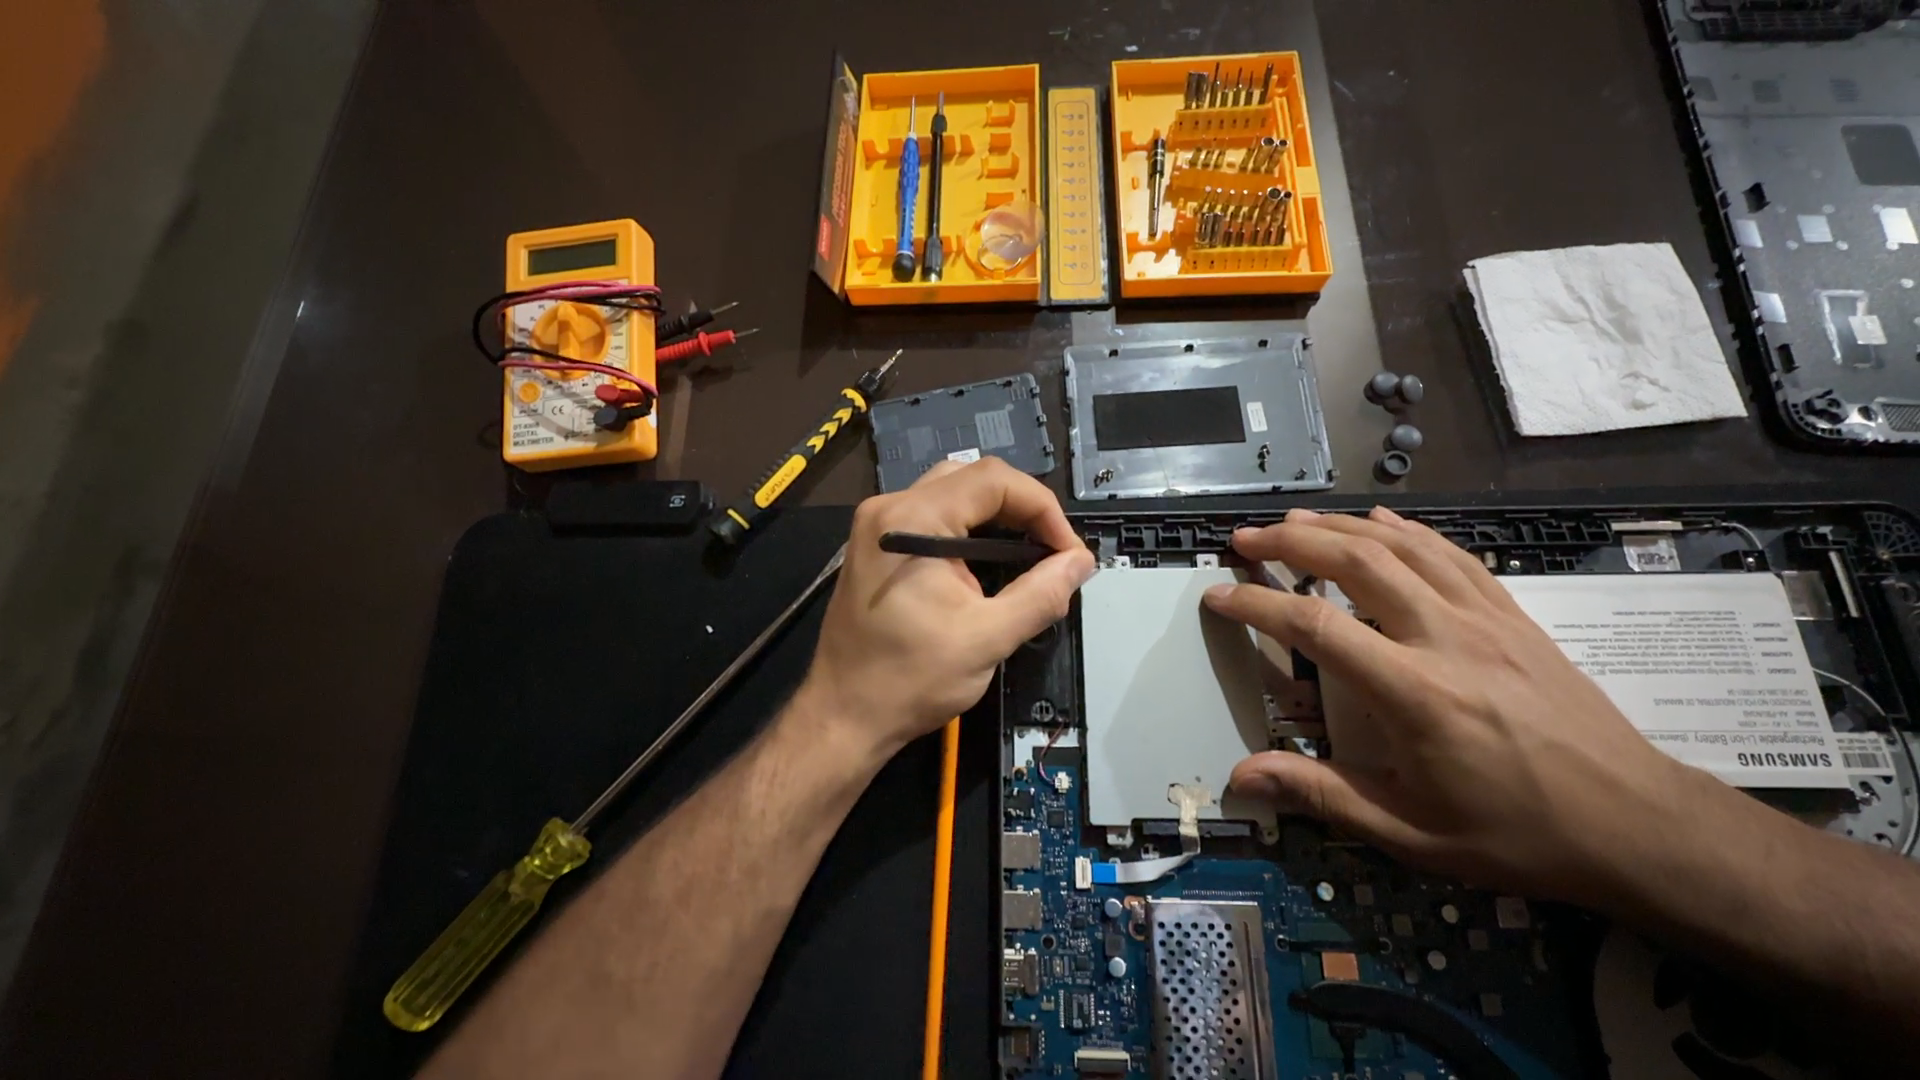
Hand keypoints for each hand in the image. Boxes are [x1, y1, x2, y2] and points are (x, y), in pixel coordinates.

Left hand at [799, 458, 1095, 761]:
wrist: (844, 715)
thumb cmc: (908, 680)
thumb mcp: (987, 638)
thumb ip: (1040, 594)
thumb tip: (1080, 563)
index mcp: (912, 520)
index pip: (994, 480)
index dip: (1042, 508)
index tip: (1067, 553)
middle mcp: (890, 508)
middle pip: (973, 478)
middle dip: (1022, 509)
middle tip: (1050, 552)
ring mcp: (878, 526)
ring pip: (953, 493)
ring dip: (996, 519)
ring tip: (1027, 558)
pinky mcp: (876, 546)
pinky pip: (932, 516)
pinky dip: (969, 531)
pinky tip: (989, 565)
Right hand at [1202, 507, 1720, 901]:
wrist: (1637, 824)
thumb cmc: (1516, 834)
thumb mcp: (1410, 833)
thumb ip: (1321, 793)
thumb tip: (1242, 776)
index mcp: (1414, 693)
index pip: (1315, 627)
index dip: (1256, 605)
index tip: (1218, 596)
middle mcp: (1446, 638)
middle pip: (1356, 562)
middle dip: (1291, 541)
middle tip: (1245, 537)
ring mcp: (1485, 618)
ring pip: (1402, 546)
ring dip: (1340, 525)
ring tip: (1294, 520)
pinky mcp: (1514, 615)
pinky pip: (1452, 554)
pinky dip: (1407, 529)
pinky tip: (1380, 520)